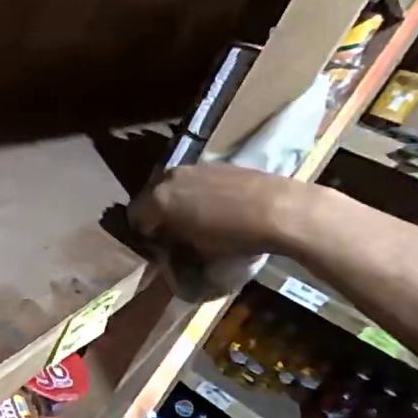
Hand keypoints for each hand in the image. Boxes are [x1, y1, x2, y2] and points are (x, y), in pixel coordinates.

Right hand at [127, 163, 319, 261]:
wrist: (283, 210)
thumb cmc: (234, 237)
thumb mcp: (197, 253)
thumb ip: (173, 248)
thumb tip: (167, 248)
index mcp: (157, 200)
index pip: (134, 217)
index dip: (143, 233)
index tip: (156, 244)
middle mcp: (168, 178)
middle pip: (151, 196)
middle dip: (158, 213)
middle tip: (174, 231)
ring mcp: (193, 168)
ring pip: (173, 185)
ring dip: (178, 200)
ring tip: (197, 217)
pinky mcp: (216, 164)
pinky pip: (195, 180)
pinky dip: (198, 192)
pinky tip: (217, 206)